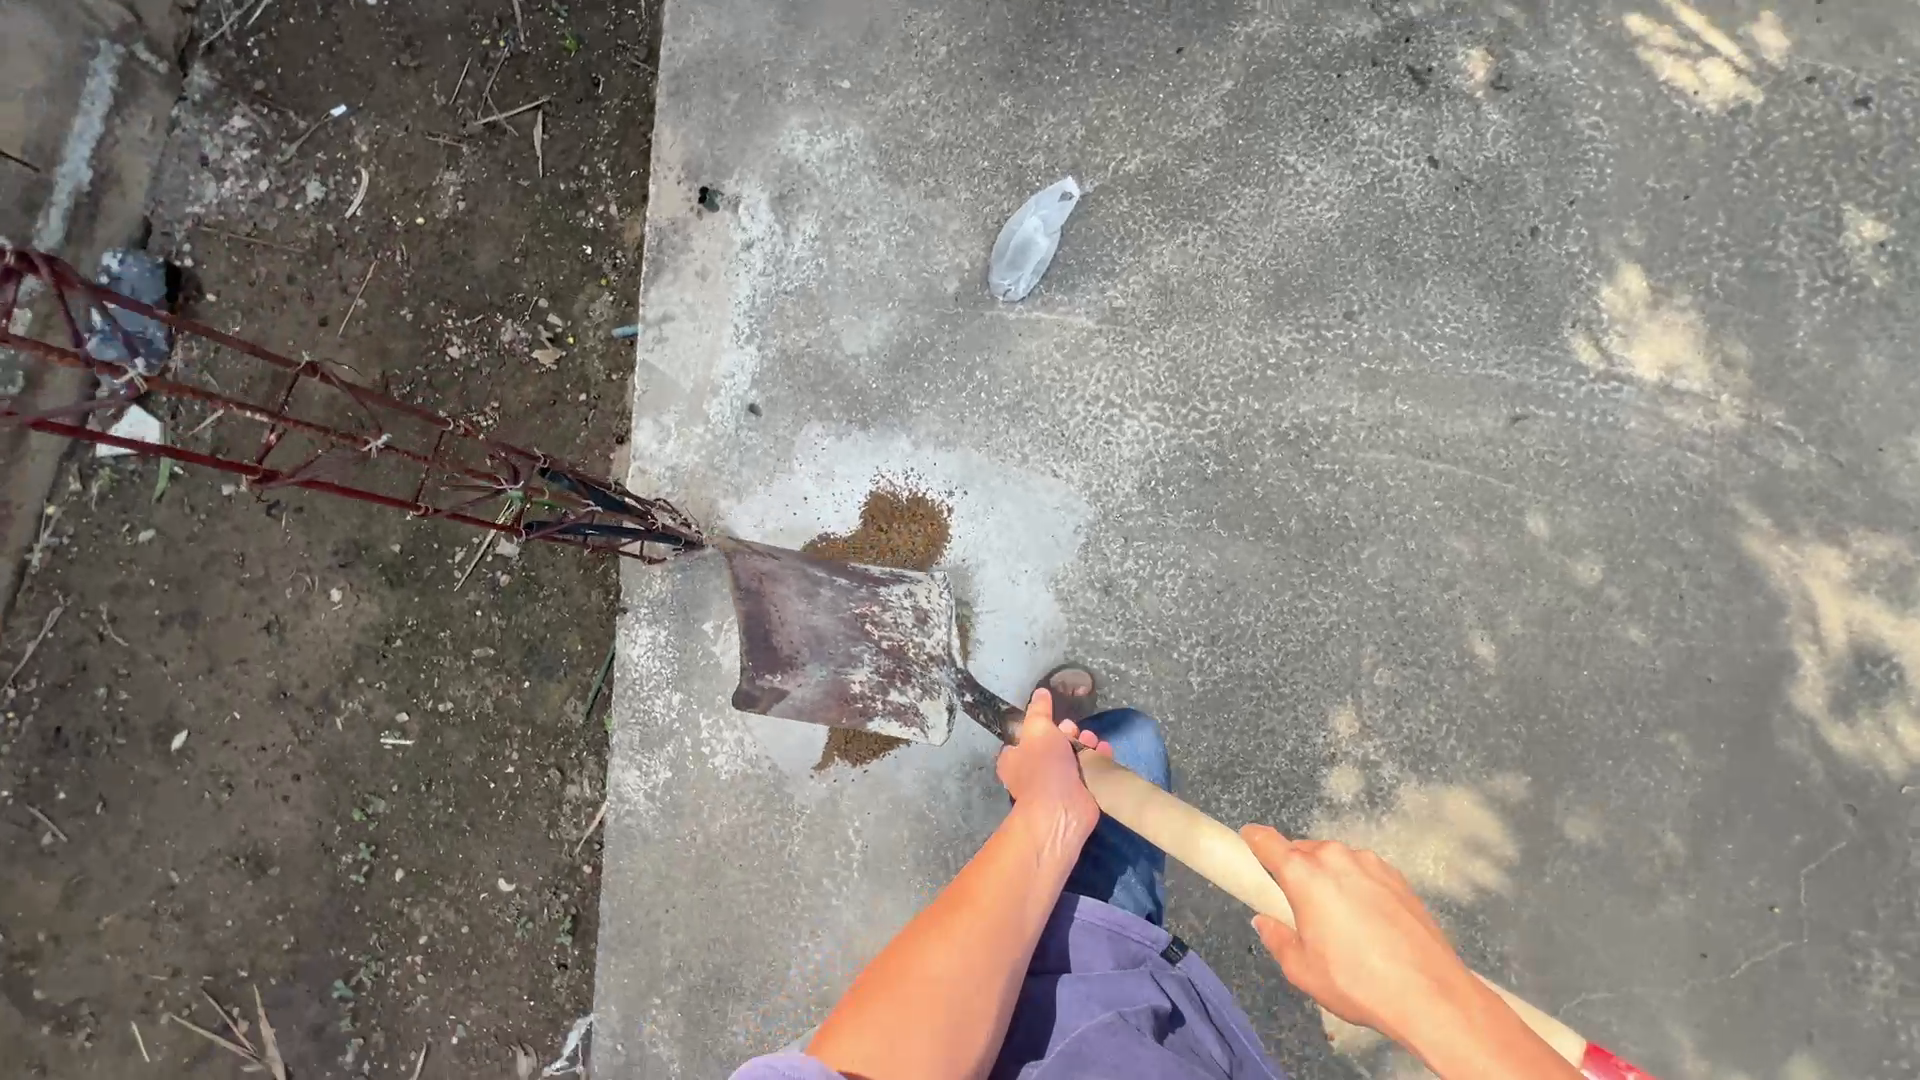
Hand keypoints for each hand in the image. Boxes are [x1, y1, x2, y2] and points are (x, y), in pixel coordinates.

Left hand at [996, 688, 1109, 839]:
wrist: (1063, 809)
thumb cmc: (1043, 766)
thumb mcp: (1037, 729)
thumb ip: (1039, 710)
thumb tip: (1040, 692)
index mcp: (1015, 758)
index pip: (1025, 738)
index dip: (1041, 726)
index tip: (1054, 720)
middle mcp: (1033, 772)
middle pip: (1053, 745)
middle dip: (1067, 734)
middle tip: (1075, 730)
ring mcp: (1057, 785)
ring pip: (1073, 758)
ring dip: (1085, 745)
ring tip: (1092, 740)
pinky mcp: (1079, 794)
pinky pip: (1090, 771)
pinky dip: (1098, 760)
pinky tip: (1105, 750)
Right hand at [1240, 826, 1485, 1049]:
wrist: (1433, 997)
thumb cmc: (1359, 983)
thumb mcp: (1301, 970)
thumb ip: (1276, 939)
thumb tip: (1265, 922)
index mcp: (1303, 874)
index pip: (1266, 840)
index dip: (1252, 839)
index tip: (1247, 843)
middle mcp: (1335, 858)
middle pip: (1303, 850)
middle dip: (1295, 869)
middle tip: (1299, 905)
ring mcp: (1370, 864)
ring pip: (1335, 861)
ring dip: (1328, 877)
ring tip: (1339, 919)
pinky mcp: (1398, 878)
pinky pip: (1364, 872)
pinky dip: (1358, 886)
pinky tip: (1369, 922)